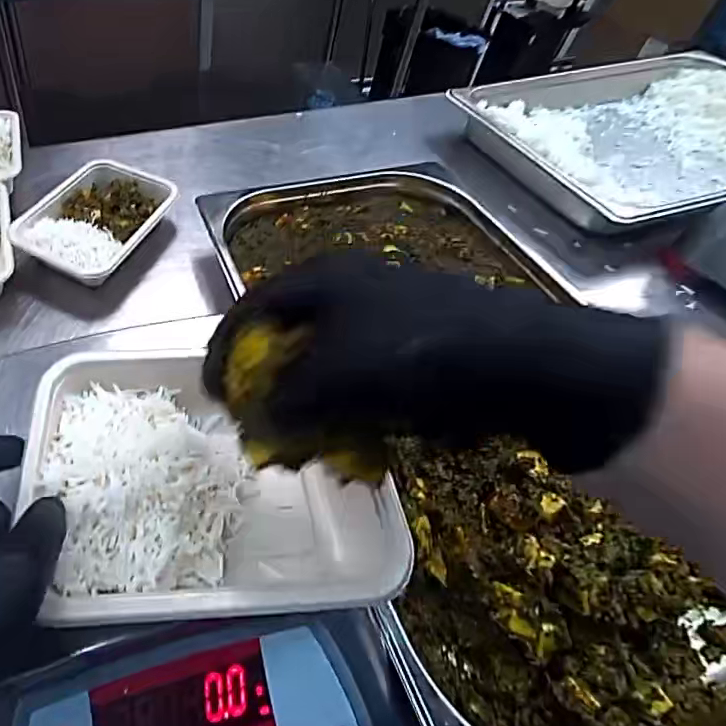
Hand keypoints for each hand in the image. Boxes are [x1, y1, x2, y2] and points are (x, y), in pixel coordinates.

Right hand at [204, 253, 668, 472]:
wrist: (514, 359)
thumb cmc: (410, 355)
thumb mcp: (332, 378)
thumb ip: (283, 399)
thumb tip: (255, 418)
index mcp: (325, 278)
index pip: (253, 306)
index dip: (223, 349)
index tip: (211, 396)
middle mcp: (355, 287)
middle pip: (291, 336)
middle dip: (272, 386)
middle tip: (264, 428)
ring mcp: (391, 314)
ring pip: (331, 362)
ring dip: (314, 406)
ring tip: (310, 447)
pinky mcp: (420, 344)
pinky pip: (369, 378)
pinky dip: (355, 410)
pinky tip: (361, 443)